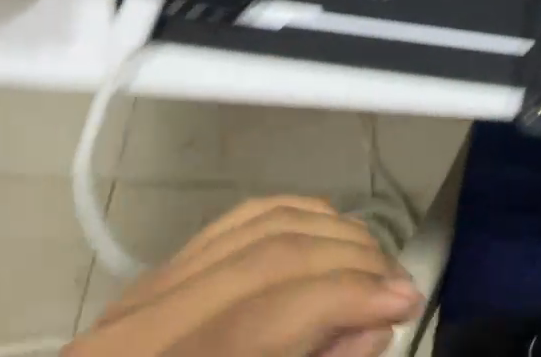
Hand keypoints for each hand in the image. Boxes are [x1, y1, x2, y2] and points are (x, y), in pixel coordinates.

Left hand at [65, 197, 420, 356]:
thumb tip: (375, 323)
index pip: (263, 314)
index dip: (347, 298)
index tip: (406, 302)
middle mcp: (134, 325)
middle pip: (268, 256)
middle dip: (352, 262)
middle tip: (399, 286)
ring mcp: (142, 292)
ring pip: (260, 224)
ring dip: (335, 234)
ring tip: (376, 266)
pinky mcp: (159, 276)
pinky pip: (240, 218)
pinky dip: (300, 214)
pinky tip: (334, 230)